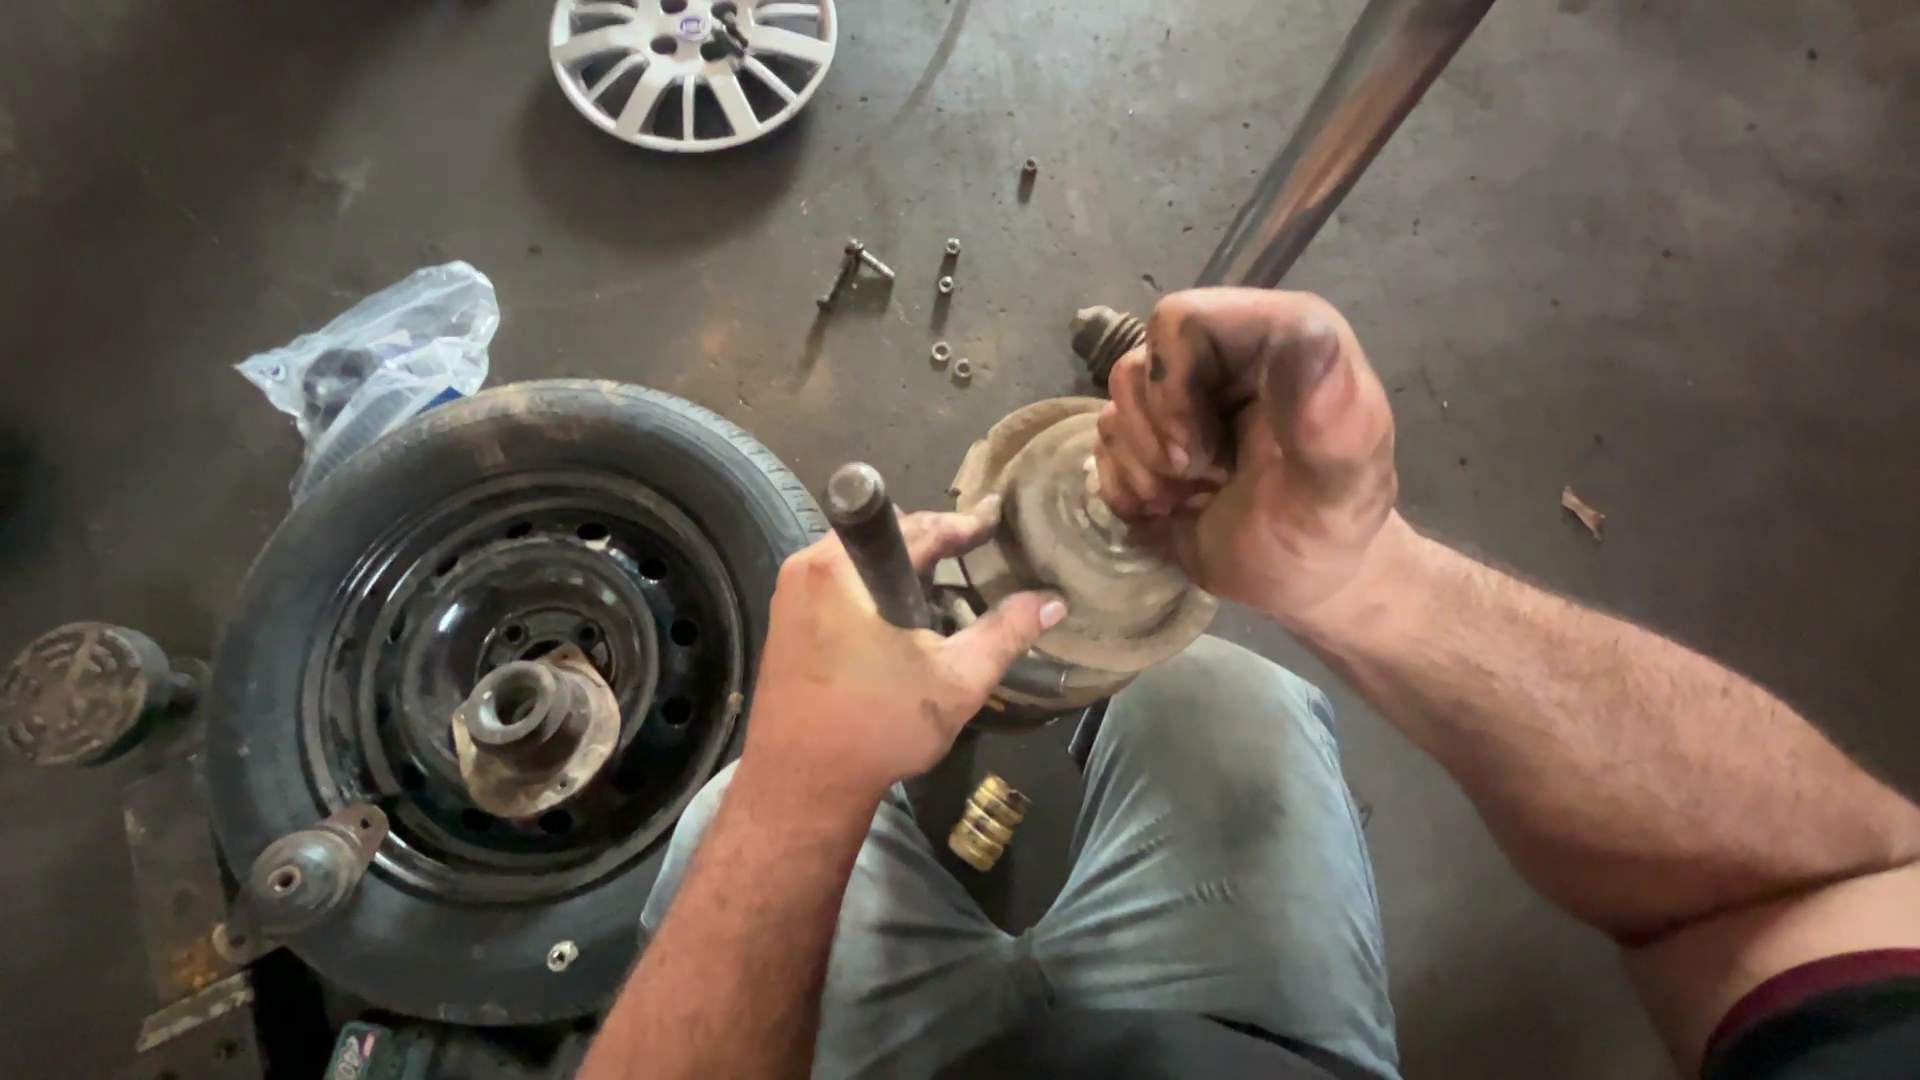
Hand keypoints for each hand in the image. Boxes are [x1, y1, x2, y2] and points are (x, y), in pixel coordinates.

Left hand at [743, 502, 1066, 802]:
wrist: (800, 785)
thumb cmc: (879, 727)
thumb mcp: (956, 680)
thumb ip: (1006, 633)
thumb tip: (1053, 601)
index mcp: (846, 568)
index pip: (917, 526)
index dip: (960, 525)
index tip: (993, 526)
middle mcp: (809, 567)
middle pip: (884, 538)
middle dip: (929, 547)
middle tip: (970, 562)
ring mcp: (790, 594)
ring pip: (858, 561)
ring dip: (899, 571)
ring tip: (940, 594)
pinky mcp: (783, 620)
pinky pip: (837, 584)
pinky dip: (871, 591)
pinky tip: (897, 623)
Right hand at [1094, 288, 1399, 628]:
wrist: (1297, 578)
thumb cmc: (1326, 529)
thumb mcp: (1343, 483)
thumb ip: (1330, 413)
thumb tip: (1304, 335)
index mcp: (1275, 338)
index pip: (1183, 320)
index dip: (1172, 386)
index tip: (1201, 452)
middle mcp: (1220, 355)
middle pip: (1136, 367)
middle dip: (1156, 438)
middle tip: (1200, 478)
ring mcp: (1178, 398)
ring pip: (1114, 408)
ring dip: (1142, 468)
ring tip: (1187, 498)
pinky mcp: (1147, 438)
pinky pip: (1102, 447)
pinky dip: (1125, 488)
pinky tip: (1167, 509)